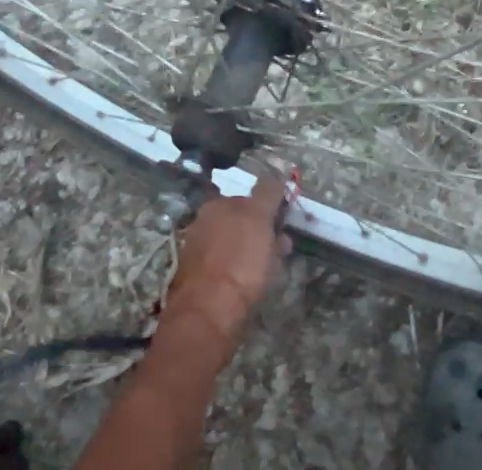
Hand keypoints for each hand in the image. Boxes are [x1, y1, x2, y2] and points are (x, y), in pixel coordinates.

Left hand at [163, 171, 291, 347]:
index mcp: (214, 206)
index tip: (284, 227)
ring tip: (271, 272)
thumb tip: (275, 168)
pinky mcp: (198, 281)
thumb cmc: (238, 261)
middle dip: (261, 234)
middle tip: (281, 252)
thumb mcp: (258, 219)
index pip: (248, 199)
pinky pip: (227, 269)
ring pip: (234, 247)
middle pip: (239, 224)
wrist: (208, 313)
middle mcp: (201, 224)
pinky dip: (241, 273)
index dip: (269, 211)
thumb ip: (267, 192)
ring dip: (253, 255)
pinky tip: (251, 286)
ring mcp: (197, 253)